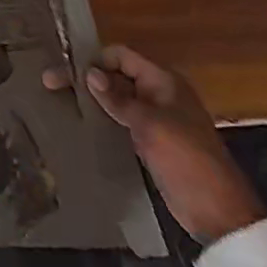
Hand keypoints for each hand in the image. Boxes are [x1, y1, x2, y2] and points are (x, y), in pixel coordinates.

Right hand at [44, 44, 266, 244]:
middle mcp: (157, 93)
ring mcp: (153, 118)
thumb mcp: (150, 125)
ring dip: (90, 98)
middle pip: (115, 75)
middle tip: (49, 83)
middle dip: (85, 77)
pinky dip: (100, 118)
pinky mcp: (148, 140)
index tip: (64, 68)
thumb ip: (118, 99)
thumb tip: (89, 74)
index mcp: (163, 81)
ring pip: (115, 98)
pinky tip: (79, 123)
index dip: (94, 59)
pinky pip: (119, 120)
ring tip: (58, 101)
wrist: (216, 210)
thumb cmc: (186, 158)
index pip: (121, 56)